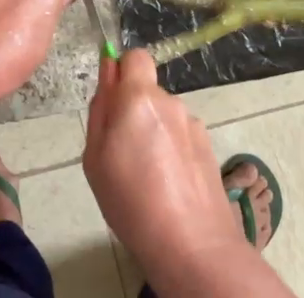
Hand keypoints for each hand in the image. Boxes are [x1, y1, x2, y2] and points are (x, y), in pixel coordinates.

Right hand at [84, 50, 250, 277]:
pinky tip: (168, 186)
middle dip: (134, 109)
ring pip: (164, 116)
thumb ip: (100, 110)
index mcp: (138, 99)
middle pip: (147, 91)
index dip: (122, 72)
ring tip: (146, 176)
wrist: (193, 246)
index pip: (134, 57)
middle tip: (121, 151)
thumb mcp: (95, 157)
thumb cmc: (131, 201)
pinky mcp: (209, 149)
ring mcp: (193, 126)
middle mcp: (170, 103)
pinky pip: (181, 137)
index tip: (112, 102)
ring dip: (154, 133)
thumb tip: (107, 74)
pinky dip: (172, 151)